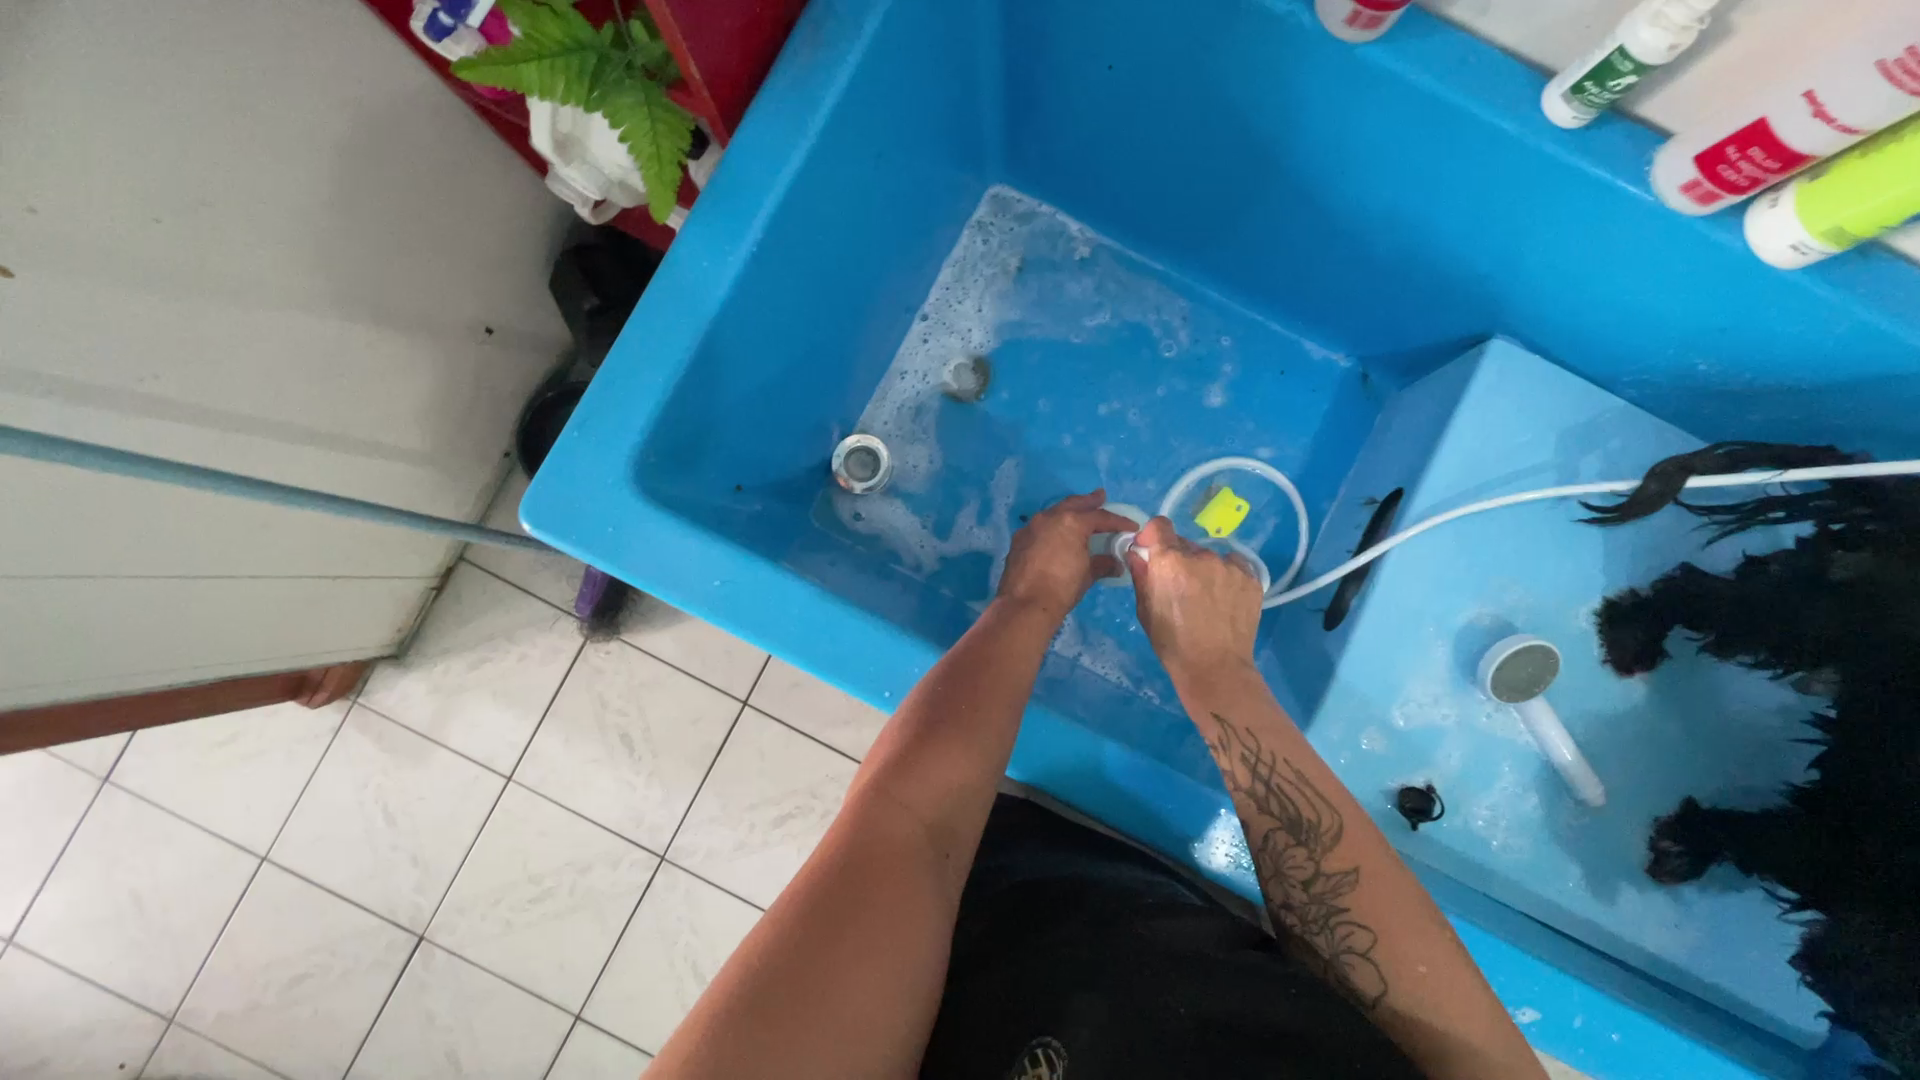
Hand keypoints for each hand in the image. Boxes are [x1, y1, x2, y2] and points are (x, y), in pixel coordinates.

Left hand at [996, 490, 1138, 622]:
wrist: (1025, 604)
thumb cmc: (1062, 588)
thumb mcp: (1087, 575)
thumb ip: (1102, 564)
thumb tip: (1115, 564)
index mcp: (1071, 522)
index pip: (1100, 517)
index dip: (1118, 522)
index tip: (1131, 526)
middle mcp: (1049, 517)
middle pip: (1073, 504)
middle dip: (1089, 501)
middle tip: (1100, 497)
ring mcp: (1031, 527)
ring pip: (1053, 513)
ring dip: (1067, 512)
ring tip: (1078, 513)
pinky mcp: (1019, 540)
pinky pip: (1039, 527)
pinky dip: (1051, 526)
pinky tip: (1055, 534)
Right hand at [1126, 516, 1264, 682]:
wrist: (1215, 667)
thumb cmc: (1172, 643)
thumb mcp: (1145, 611)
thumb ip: (1141, 575)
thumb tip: (1137, 553)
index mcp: (1170, 562)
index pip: (1160, 526)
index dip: (1152, 535)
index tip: (1151, 550)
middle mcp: (1201, 556)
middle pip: (1185, 545)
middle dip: (1178, 559)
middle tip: (1179, 587)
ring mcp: (1229, 566)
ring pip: (1210, 557)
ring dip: (1203, 569)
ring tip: (1205, 597)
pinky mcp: (1251, 577)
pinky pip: (1233, 565)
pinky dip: (1226, 575)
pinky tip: (1224, 598)